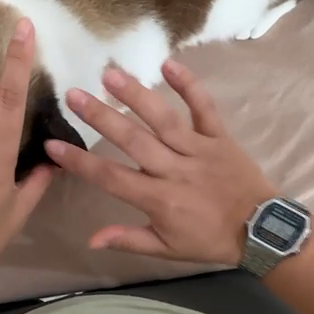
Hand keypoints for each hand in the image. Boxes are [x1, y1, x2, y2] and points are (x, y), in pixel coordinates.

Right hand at [44, 61, 279, 266]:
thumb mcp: (166, 249)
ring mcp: (198, 150)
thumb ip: (128, 240)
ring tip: (110, 74)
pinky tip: (168, 63)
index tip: (53, 145)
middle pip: (133, 140)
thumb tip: (91, 239)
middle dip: (101, 117)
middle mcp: (174, 170)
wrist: (260, 232)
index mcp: (158, 199)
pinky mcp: (220, 137)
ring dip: (136, 94)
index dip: (80, 162)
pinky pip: (204, 108)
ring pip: (163, 119)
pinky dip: (189, 84)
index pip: (111, 177)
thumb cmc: (209, 241)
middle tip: (73, 95)